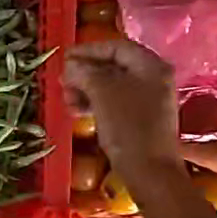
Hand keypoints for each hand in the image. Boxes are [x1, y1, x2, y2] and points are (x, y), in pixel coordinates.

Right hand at [63, 40, 182, 182]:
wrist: (149, 171)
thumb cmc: (128, 126)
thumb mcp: (102, 93)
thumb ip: (85, 73)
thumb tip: (71, 66)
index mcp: (150, 66)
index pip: (116, 47)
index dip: (88, 50)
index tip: (64, 57)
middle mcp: (153, 79)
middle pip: (113, 66)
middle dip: (85, 73)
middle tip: (62, 81)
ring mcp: (149, 101)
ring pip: (112, 87)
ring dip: (86, 90)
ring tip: (66, 100)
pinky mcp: (141, 120)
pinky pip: (115, 104)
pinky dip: (95, 104)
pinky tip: (77, 112)